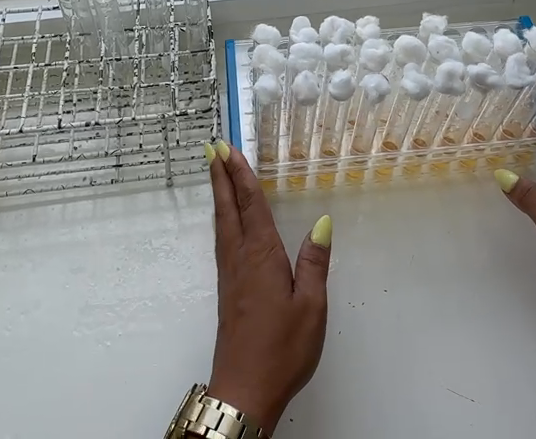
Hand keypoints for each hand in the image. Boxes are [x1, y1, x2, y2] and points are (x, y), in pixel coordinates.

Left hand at [204, 140, 331, 433]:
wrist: (245, 389)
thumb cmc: (283, 349)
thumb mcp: (311, 307)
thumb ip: (314, 263)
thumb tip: (322, 222)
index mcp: (262, 257)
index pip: (251, 206)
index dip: (241, 176)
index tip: (229, 149)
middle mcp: (241, 259)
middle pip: (228, 208)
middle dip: (222, 176)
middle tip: (213, 146)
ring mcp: (230, 274)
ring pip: (222, 223)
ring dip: (220, 194)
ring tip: (216, 172)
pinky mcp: (227, 289)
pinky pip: (222, 239)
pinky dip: (222, 217)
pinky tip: (225, 220)